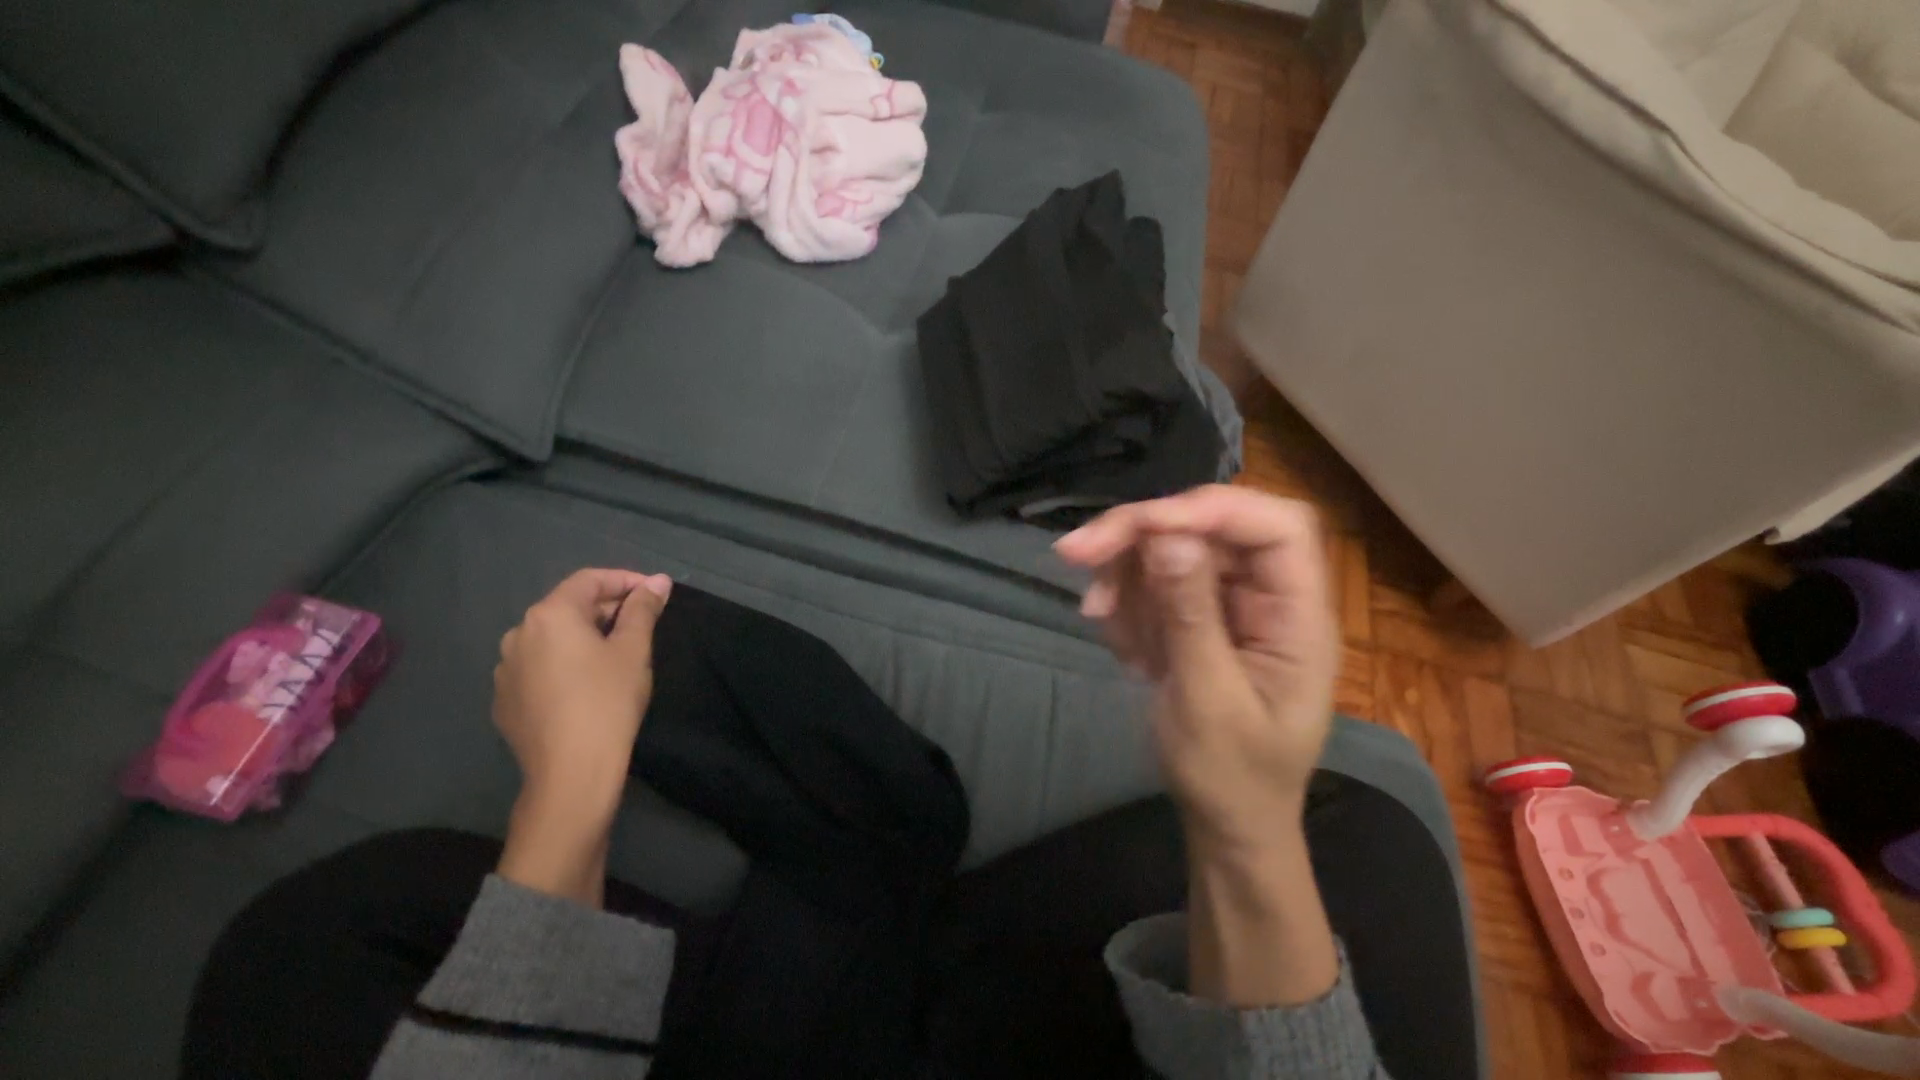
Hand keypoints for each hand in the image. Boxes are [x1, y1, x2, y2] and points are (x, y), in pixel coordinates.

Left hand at [492, 568, 671, 904]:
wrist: (570, 774)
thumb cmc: (607, 703)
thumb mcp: (633, 651)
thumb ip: (643, 610)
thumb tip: (658, 581)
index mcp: (549, 615)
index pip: (590, 580)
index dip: (625, 580)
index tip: (655, 593)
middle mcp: (518, 634)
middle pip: (567, 608)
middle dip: (605, 609)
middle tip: (641, 623)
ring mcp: (505, 670)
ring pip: (551, 640)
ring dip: (582, 638)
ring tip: (614, 656)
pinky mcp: (504, 702)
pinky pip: (538, 670)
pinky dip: (563, 666)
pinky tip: (586, 687)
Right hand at [1058, 486, 1342, 1007]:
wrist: (1226, 827)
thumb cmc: (1232, 778)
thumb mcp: (1208, 703)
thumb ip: (1191, 617)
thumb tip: (1169, 538)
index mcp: (1299, 617)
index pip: (1274, 527)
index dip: (1210, 510)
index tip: (1141, 527)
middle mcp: (1269, 598)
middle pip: (1212, 528)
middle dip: (1143, 535)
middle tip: (1078, 554)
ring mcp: (1233, 607)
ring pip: (1175, 550)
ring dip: (1127, 574)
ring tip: (1099, 618)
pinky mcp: (1201, 620)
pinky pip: (1157, 584)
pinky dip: (1128, 605)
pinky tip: (1125, 650)